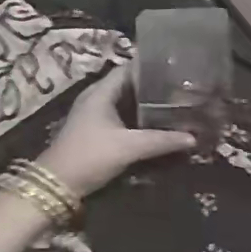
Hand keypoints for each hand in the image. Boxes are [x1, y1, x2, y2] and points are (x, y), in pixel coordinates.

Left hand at [36, 66, 195, 196]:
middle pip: (130, 84)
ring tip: (175, 104)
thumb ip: (161, 140)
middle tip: (181, 89)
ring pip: (126, 102)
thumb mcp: (128, 147)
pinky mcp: (97, 130)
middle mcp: (97, 97)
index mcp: (101, 91)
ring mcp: (95, 114)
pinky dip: (139, 118)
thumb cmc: (90, 156)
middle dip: (154, 87)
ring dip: (147, 104)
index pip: (129, 68)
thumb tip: (193, 137)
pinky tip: (157, 124)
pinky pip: (122, 117)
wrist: (57, 185)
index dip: (152, 66)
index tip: (177, 68)